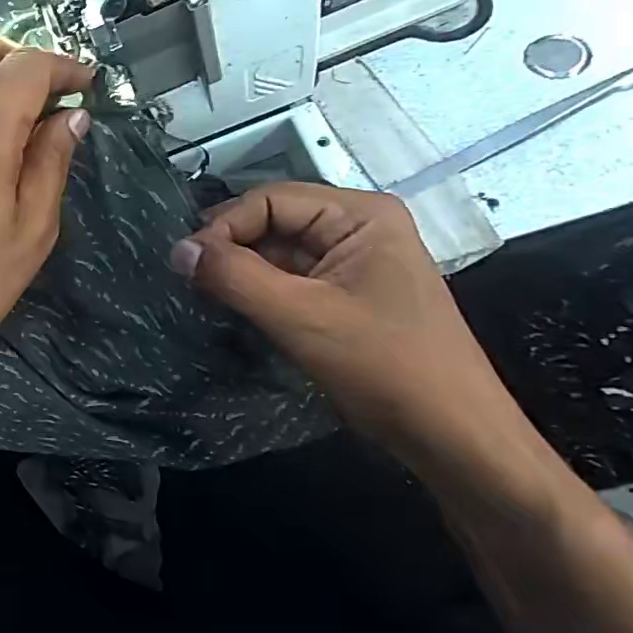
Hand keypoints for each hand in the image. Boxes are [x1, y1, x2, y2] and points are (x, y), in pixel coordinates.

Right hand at [171, 182, 519, 460]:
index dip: (224, 226)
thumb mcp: (303, 318)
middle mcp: (361, 228)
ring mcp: (359, 265)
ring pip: (285, 256)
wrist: (453, 434)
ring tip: (206, 299)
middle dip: (234, 250)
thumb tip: (179, 250)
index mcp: (361, 214)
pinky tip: (241, 314)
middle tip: (189, 283)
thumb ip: (236, 278)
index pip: (272, 199)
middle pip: (278, 223)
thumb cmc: (386, 367)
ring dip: (247, 275)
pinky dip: (268, 296)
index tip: (183, 264)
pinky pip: (299, 284)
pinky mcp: (354, 299)